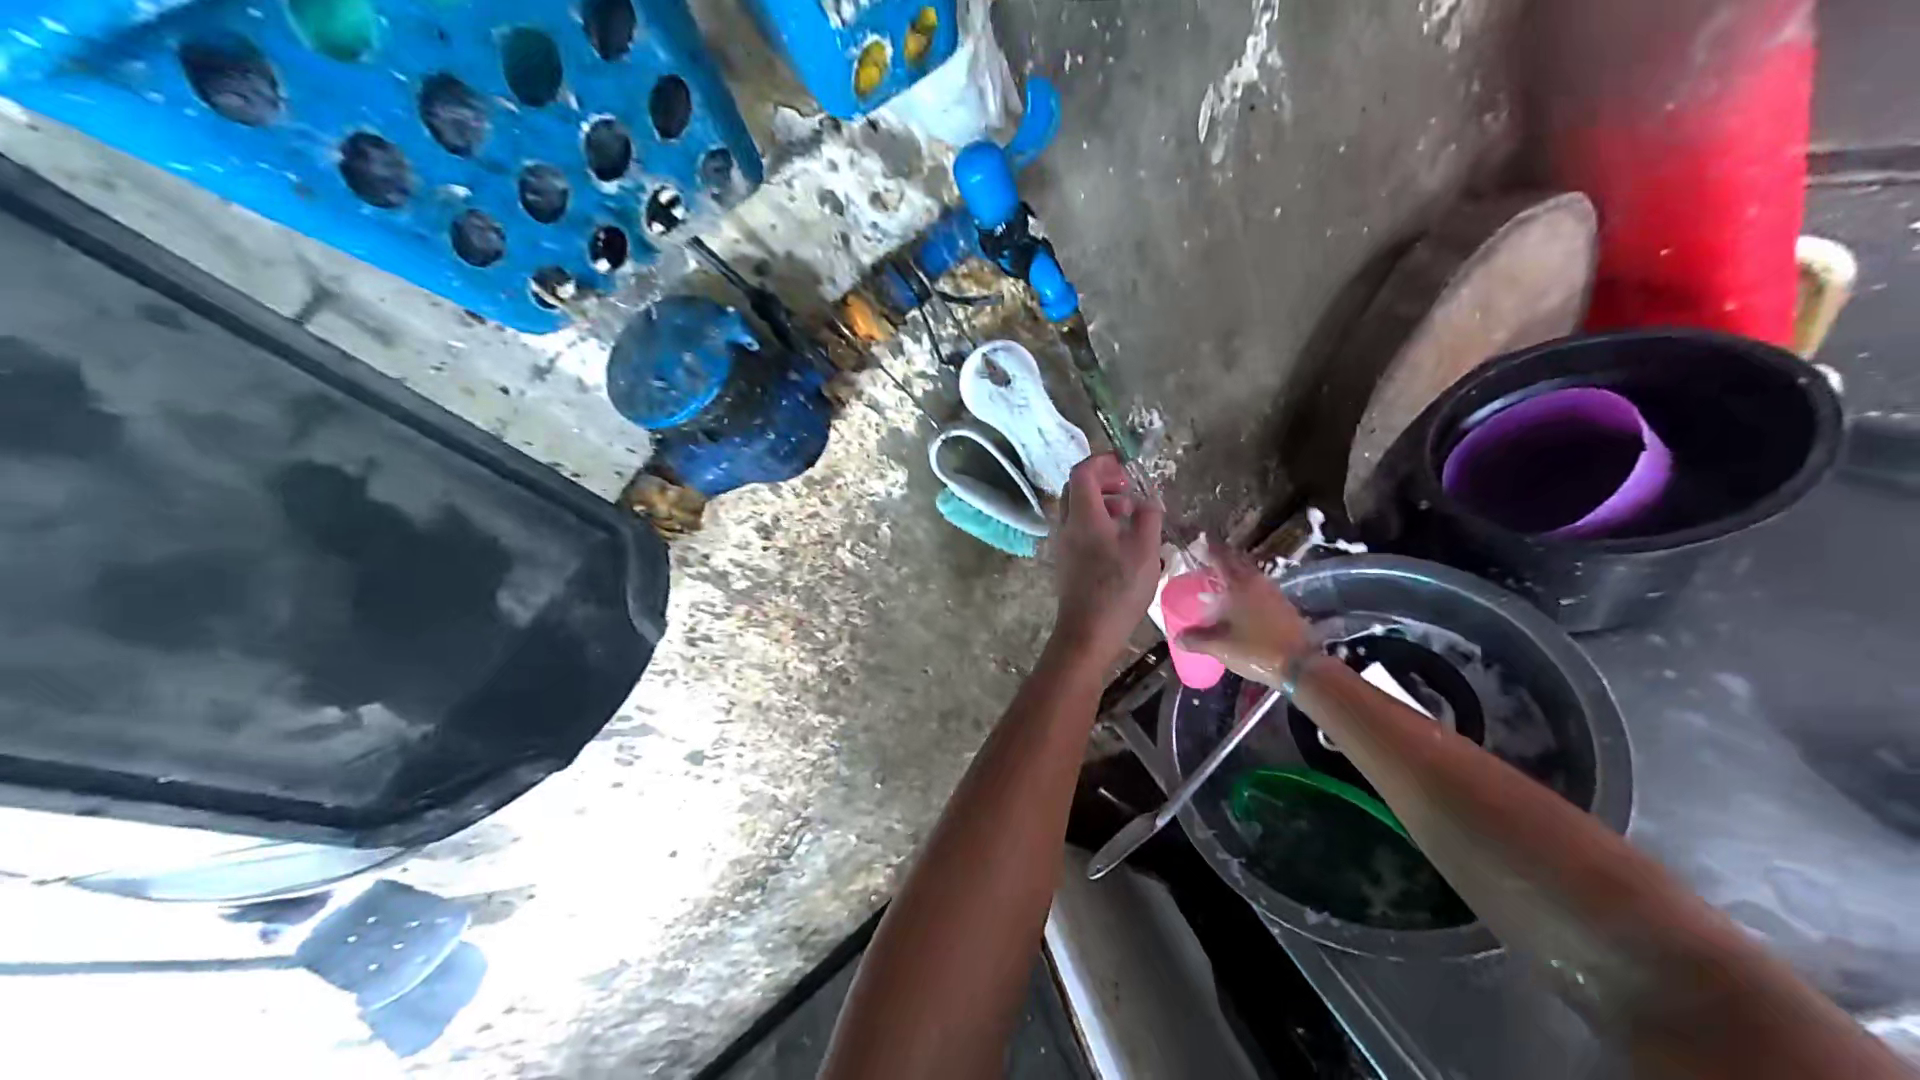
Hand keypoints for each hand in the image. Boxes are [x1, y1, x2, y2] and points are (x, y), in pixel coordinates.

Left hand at [1051, 455, 1163, 664]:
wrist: (1087, 632)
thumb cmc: (1118, 590)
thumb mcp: (1145, 550)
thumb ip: (1148, 518)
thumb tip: (1148, 501)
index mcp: (1082, 516)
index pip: (1082, 471)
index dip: (1103, 462)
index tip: (1126, 465)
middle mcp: (1066, 525)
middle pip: (1077, 488)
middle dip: (1103, 480)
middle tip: (1129, 486)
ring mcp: (1063, 544)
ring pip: (1077, 509)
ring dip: (1102, 502)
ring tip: (1130, 513)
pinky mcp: (1066, 561)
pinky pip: (1078, 529)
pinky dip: (1097, 522)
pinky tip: (1121, 541)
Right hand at [1175, 548, 1318, 686]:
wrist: (1300, 666)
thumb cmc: (1255, 650)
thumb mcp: (1219, 646)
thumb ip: (1196, 639)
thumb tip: (1177, 637)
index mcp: (1239, 585)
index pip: (1221, 558)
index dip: (1209, 549)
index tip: (1200, 541)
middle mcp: (1257, 583)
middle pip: (1238, 563)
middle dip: (1223, 559)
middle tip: (1208, 562)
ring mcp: (1274, 594)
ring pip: (1251, 576)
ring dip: (1236, 574)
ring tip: (1221, 582)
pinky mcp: (1284, 607)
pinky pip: (1260, 589)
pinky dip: (1247, 589)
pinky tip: (1241, 603)